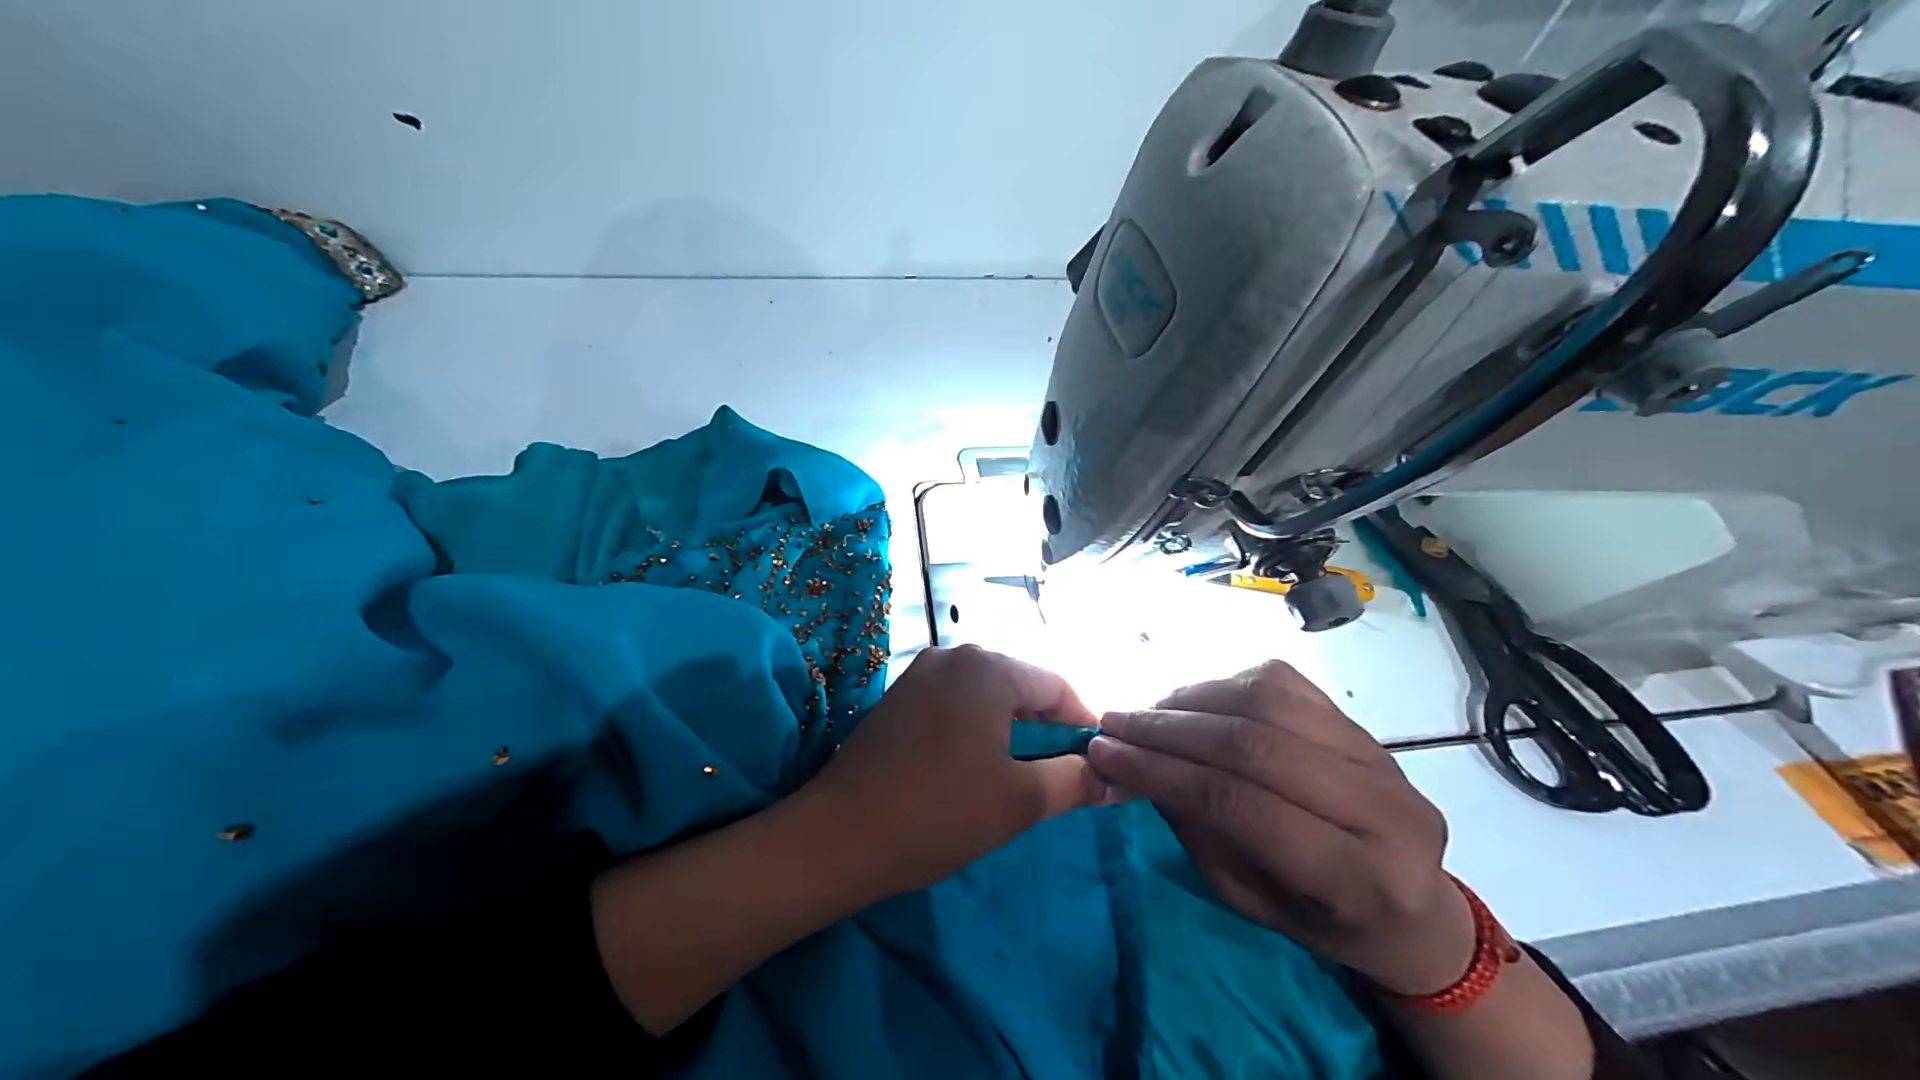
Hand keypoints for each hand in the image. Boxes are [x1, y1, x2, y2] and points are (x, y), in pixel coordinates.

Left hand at [803, 645, 1106, 893]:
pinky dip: (975, 726)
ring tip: (1024, 768)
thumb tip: (1113, 776)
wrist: (839, 834)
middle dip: (1046, 724)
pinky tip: (976, 762)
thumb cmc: (939, 812)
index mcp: (987, 668)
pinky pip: (952, 703)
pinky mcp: (896, 698)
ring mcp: (918, 673)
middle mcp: (952, 656)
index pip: (1056, 685)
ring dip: (1010, 726)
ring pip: (983, 694)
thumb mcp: (1019, 801)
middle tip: (1064, 768)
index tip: (1099, 757)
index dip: (1082, 722)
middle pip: (1019, 684)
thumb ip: (1074, 780)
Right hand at [1087, 660, 1474, 994]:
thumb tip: (1133, 763)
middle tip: (1115, 724)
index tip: (1105, 754)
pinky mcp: (1364, 725)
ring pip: (1268, 700)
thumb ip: (1195, 828)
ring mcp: (1380, 756)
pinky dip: (1225, 683)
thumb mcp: (1248, 900)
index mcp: (1358, 877)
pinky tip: (1193, 700)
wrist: (1413, 908)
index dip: (1161, 772)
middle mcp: (1382, 806)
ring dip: (1192, 699)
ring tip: (1148, 712)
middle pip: (1253, 743)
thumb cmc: (1323, 921)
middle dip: (1168, 729)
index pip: (1239, 803)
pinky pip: (1284, 684)